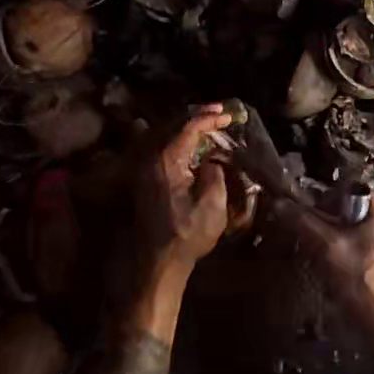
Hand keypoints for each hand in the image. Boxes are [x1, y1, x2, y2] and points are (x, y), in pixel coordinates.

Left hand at [133, 104, 232, 281]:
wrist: (159, 261)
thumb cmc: (187, 235)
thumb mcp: (212, 206)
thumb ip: (214, 175)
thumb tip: (210, 160)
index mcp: (168, 161)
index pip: (188, 128)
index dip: (209, 119)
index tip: (228, 116)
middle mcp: (152, 159)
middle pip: (173, 125)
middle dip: (198, 116)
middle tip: (220, 112)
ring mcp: (145, 168)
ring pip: (164, 134)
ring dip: (186, 126)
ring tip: (207, 123)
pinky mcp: (145, 179)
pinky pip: (160, 147)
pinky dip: (176, 139)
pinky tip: (185, 139)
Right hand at [278, 194, 373, 344]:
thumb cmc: (358, 278)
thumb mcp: (327, 246)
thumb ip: (303, 222)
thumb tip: (278, 203)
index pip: (345, 188)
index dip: (325, 198)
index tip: (310, 214)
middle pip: (342, 204)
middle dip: (322, 216)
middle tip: (308, 230)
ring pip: (341, 222)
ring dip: (324, 231)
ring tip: (312, 244)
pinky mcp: (370, 251)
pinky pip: (345, 236)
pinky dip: (331, 242)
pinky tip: (321, 256)